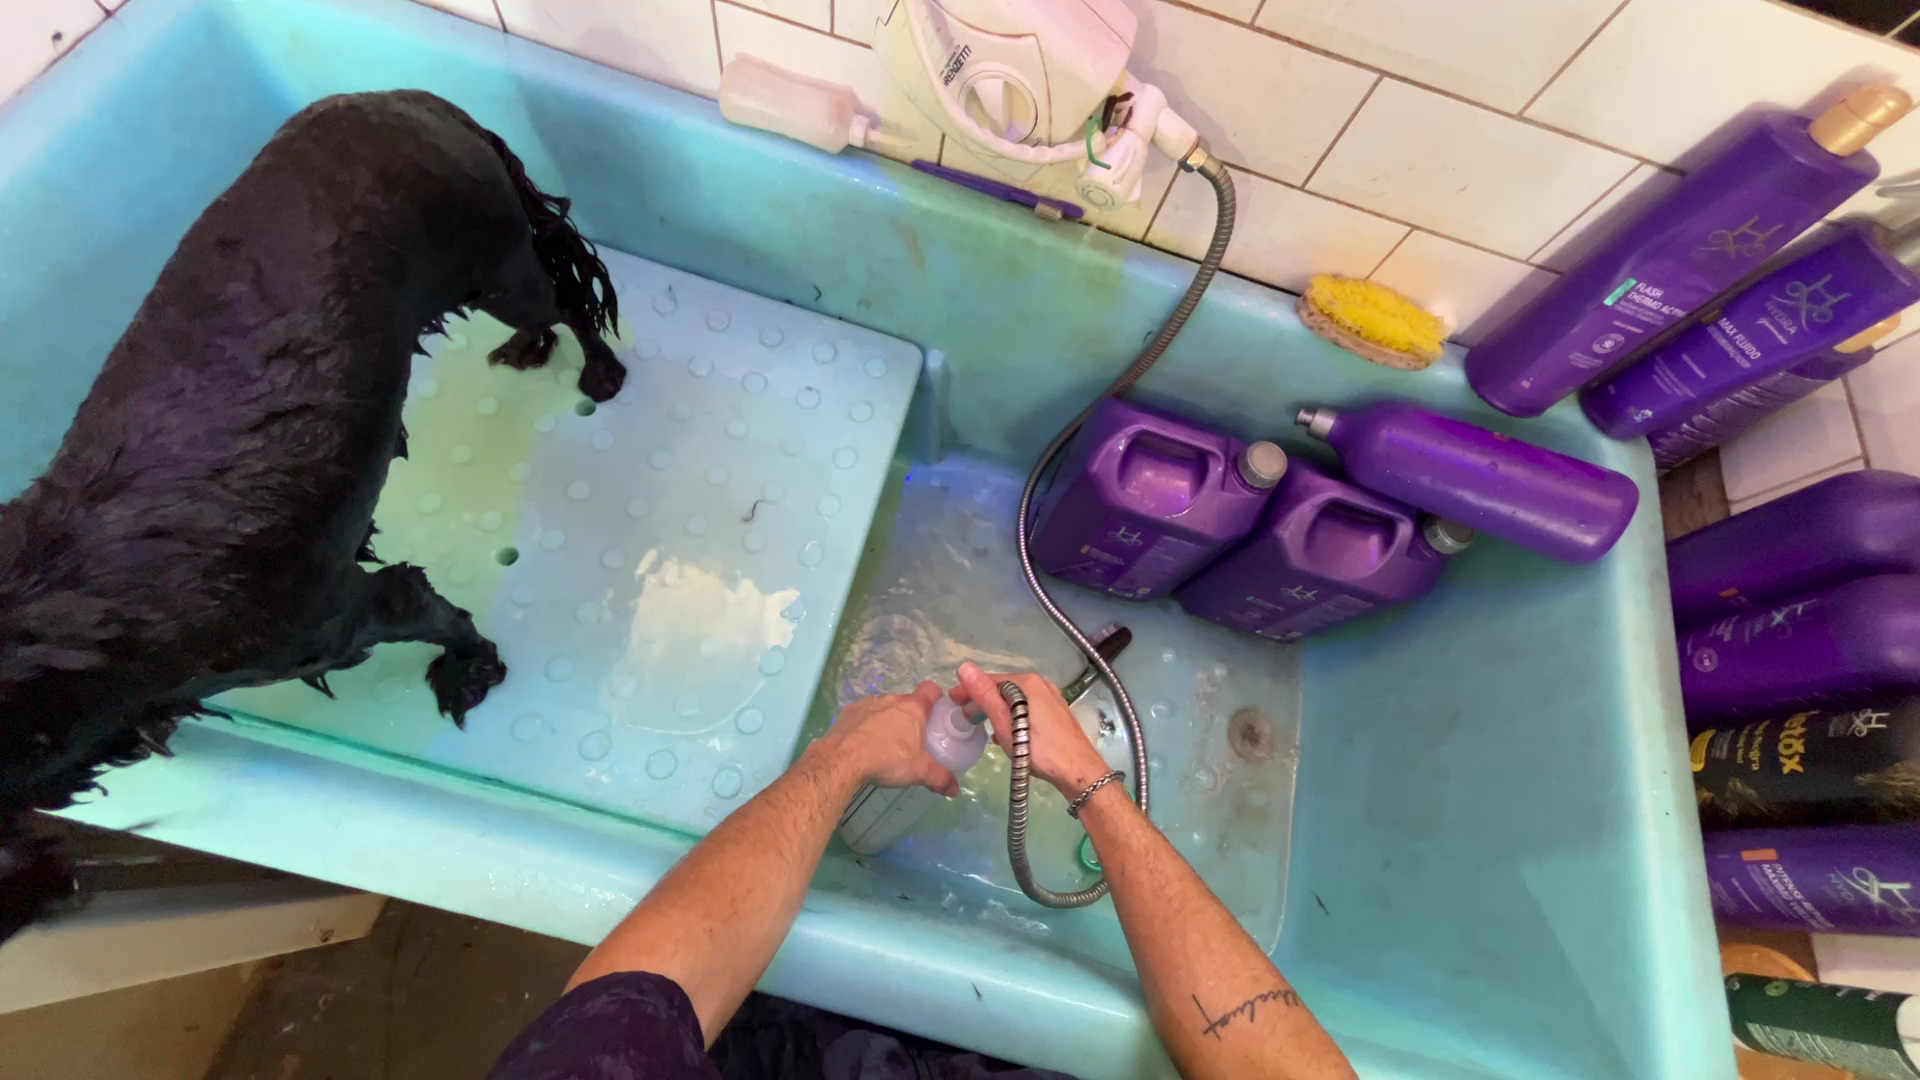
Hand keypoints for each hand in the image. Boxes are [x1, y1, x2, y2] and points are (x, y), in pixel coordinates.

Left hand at [814, 682, 959, 795]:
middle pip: (906, 701)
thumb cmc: (887, 759)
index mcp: (912, 708)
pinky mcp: (848, 712)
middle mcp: (891, 700)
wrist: (842, 759)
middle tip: (912, 739)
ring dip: (887, 720)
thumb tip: (955, 790)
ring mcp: (867, 703)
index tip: (936, 713)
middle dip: (910, 716)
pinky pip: (863, 715)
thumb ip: (939, 778)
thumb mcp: (918, 771)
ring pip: (883, 708)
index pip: (930, 690)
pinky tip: (863, 744)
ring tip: (885, 744)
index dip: (936, 698)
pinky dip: (866, 725)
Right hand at [952, 662, 1110, 795]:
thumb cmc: (1038, 748)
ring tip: (982, 725)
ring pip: (1016, 700)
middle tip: (965, 717)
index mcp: (1027, 682)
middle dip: (983, 700)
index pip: (990, 679)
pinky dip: (1012, 716)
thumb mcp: (1005, 723)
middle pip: (1003, 688)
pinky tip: (1006, 732)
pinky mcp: (1056, 713)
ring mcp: (1051, 698)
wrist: (1077, 770)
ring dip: (997, 709)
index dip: (969, 690)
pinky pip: (1026, 709)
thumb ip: (985, 695)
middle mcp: (1040, 684)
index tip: (952, 702)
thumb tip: (964, 667)